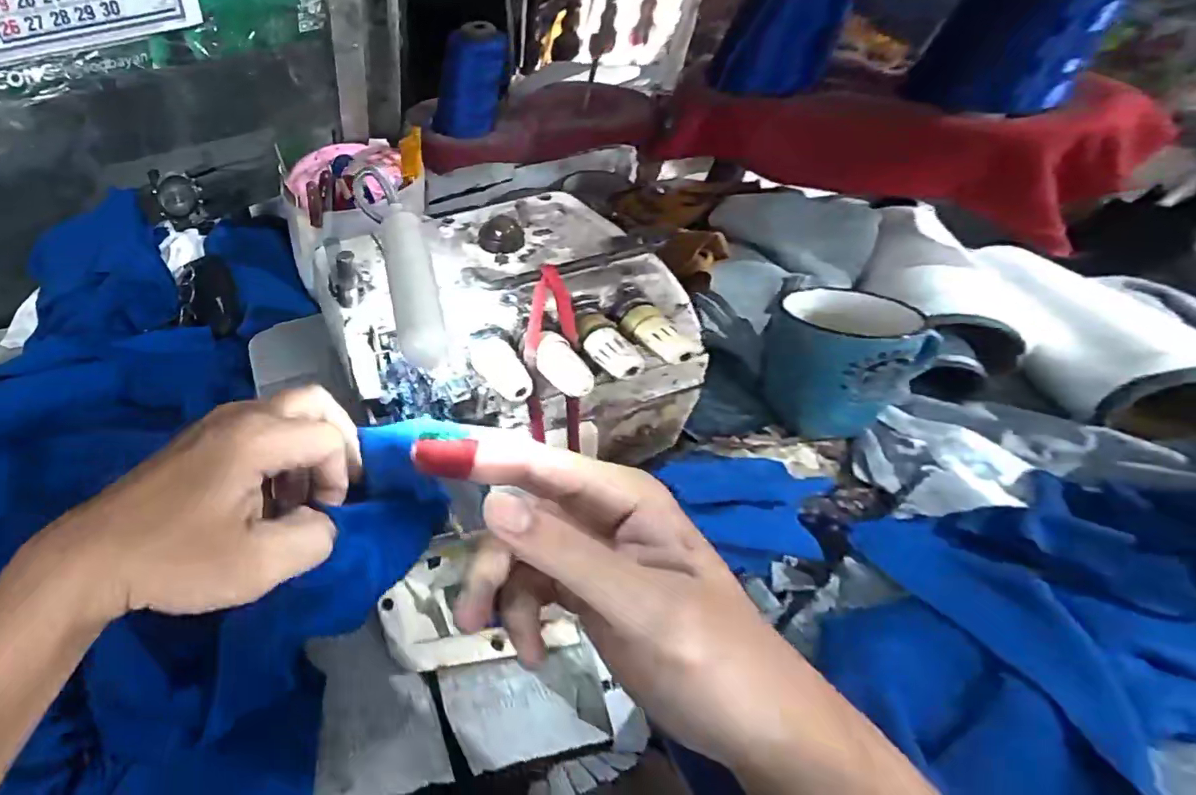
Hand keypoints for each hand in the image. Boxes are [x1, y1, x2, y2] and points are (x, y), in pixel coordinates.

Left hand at [39, 386, 361, 620]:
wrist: (98, 552)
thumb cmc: (178, 558)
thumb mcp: (257, 565)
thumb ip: (312, 540)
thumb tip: (323, 520)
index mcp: (256, 436)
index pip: (328, 435)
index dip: (341, 476)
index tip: (326, 517)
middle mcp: (240, 415)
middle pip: (312, 403)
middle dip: (335, 444)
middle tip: (332, 491)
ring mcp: (216, 422)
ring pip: (284, 415)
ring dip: (303, 451)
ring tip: (292, 506)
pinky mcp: (200, 438)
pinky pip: (257, 428)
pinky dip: (277, 454)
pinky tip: (260, 500)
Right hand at [414, 436, 929, 790]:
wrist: (766, 739)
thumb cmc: (722, 663)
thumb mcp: (644, 609)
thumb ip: (565, 554)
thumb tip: (490, 502)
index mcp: (622, 498)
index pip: (540, 465)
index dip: (483, 457)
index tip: (428, 456)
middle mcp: (598, 514)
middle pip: (518, 514)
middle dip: (491, 558)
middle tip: (467, 606)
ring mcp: (587, 552)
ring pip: (516, 551)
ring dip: (498, 592)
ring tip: (492, 637)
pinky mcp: (579, 587)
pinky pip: (528, 585)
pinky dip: (519, 615)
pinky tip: (531, 650)